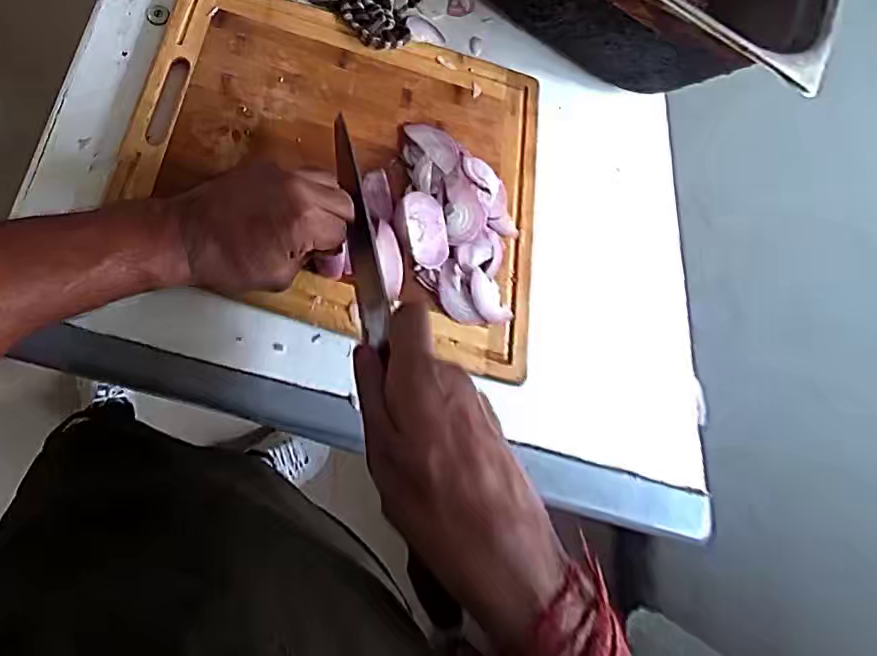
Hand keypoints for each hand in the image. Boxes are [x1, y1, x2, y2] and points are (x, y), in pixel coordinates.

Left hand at [166, 162, 351, 295]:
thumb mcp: (277, 276)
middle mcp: (298, 187)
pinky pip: (298, 173)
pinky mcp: (263, 166)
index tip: (327, 262)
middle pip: (343, 201)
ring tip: (310, 222)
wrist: (185, 235)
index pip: (343, 232)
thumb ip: (310, 263)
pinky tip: (289, 208)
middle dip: (337, 224)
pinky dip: (303, 190)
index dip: (336, 253)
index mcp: (305, 217)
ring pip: (326, 180)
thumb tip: (327, 258)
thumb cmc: (223, 260)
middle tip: (323, 242)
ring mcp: (280, 172)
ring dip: (325, 202)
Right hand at [354, 302, 565, 650]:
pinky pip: (454, 410)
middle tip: (385, 427)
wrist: (511, 562)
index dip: (387, 324)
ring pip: (434, 386)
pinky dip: (440, 429)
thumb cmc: (441, 512)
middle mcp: (456, 380)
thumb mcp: (381, 451)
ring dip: (417, 410)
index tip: (373, 349)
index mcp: (422, 377)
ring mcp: (478, 403)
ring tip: (411, 460)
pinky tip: (437, 473)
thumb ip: (369, 391)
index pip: (408, 314)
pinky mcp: (492, 428)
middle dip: (396, 381)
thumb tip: (365, 355)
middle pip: (416, 355)